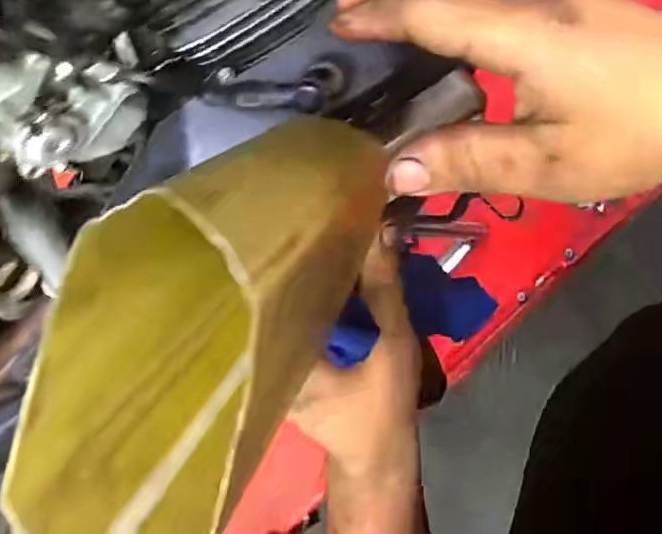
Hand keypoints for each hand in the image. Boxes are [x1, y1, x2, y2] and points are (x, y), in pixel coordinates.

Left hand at [289, 229, 420, 532]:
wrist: (378, 455)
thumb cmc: (381, 407)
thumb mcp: (393, 345)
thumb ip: (386, 288)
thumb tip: (381, 227)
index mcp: (281, 354)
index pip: (281, 286)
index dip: (299, 246)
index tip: (316, 209)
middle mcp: (267, 353)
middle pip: (285, 287)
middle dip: (309, 250)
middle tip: (327, 206)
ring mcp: (278, 355)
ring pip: (295, 296)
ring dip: (318, 266)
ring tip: (334, 223)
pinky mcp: (293, 354)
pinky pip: (304, 308)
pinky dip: (324, 287)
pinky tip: (341, 260)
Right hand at [332, 0, 661, 200]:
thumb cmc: (638, 134)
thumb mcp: (552, 163)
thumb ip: (469, 159)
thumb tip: (394, 167)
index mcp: (521, 30)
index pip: (428, 10)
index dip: (378, 15)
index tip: (338, 25)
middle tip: (347, 6)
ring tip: (386, 1)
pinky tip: (453, 4)